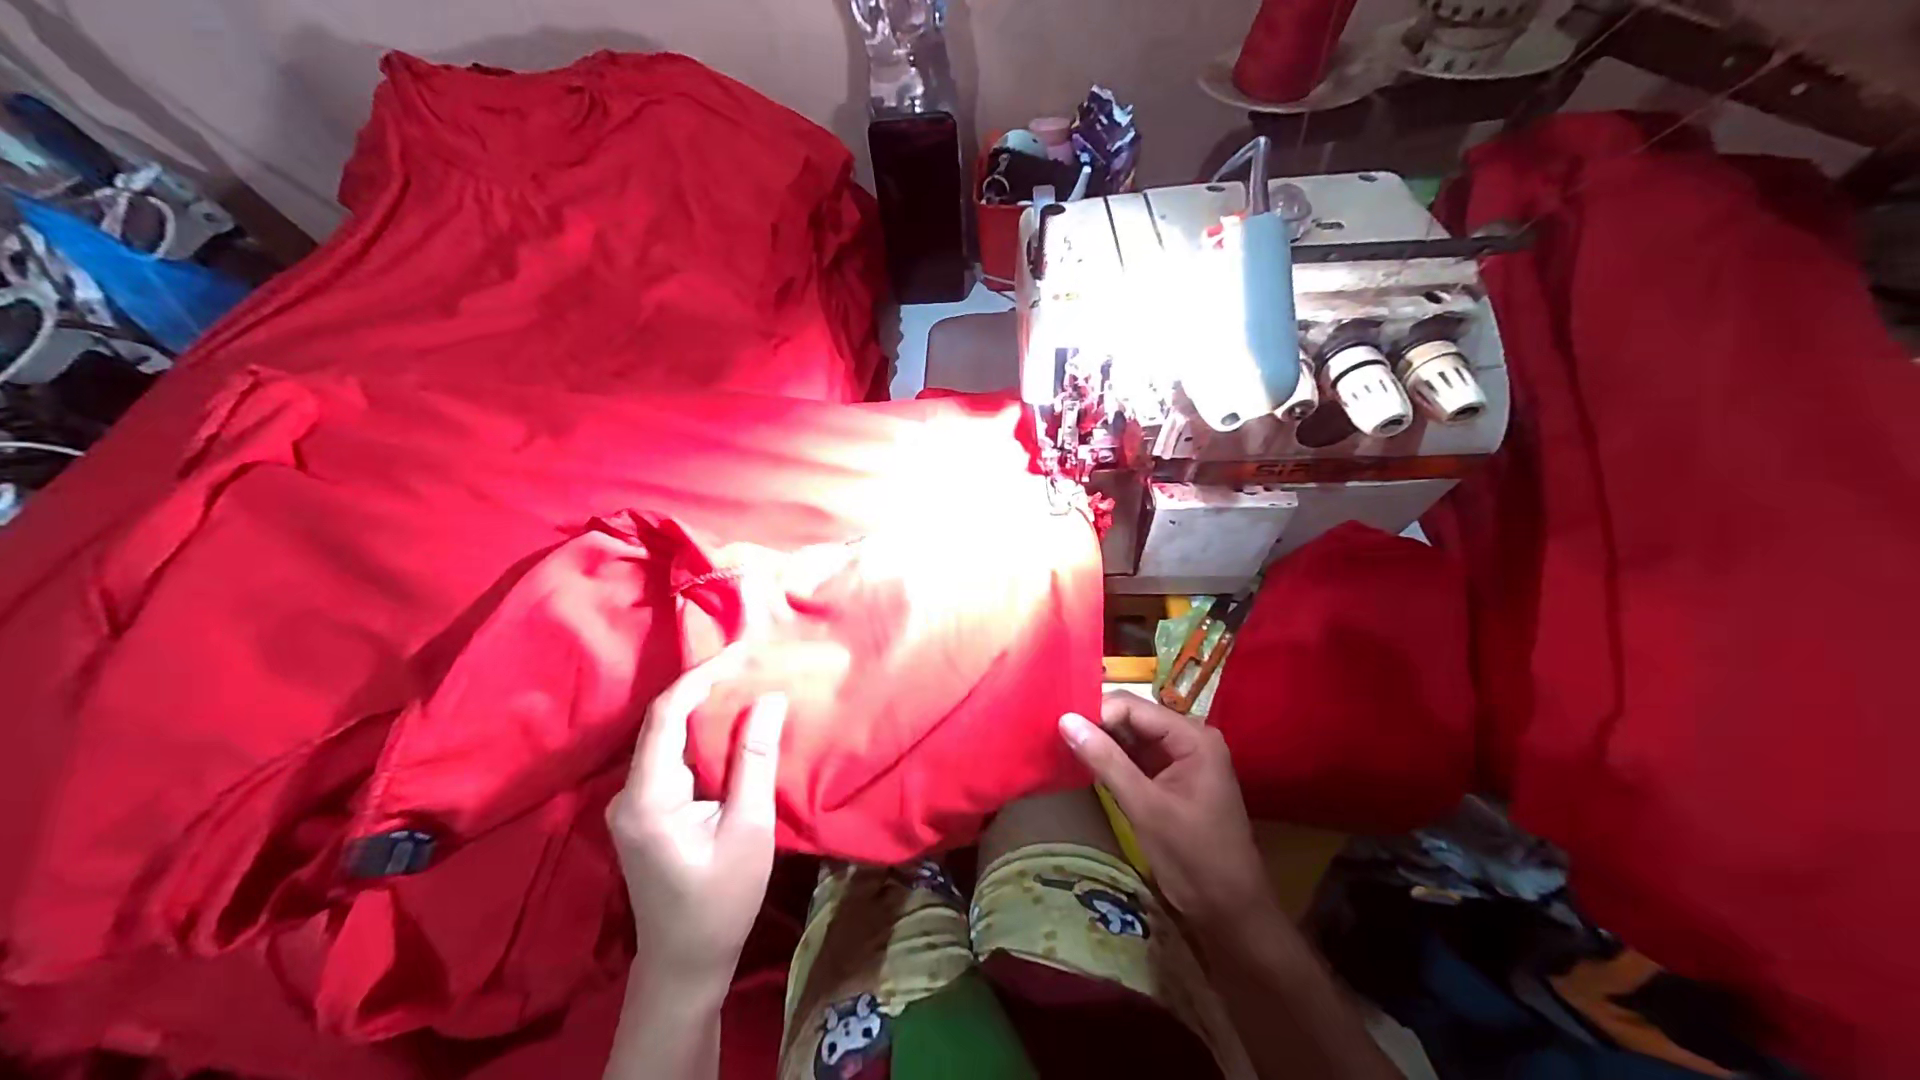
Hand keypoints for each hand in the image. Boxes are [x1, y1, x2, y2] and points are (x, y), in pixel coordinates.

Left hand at [607, 653, 787, 985]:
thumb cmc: (721, 900)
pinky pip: (670, 758)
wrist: (684, 962)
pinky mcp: (644, 811)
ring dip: (704, 710)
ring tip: (746, 685)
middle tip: (750, 663)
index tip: (741, 654)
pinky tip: (729, 727)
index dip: (701, 677)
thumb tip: (769, 700)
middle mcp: (628, 793)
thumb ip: (754, 761)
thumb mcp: (748, 828)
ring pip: (667, 739)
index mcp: (647, 796)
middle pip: (663, 722)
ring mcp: (631, 804)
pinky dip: (700, 736)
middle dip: (706, 687)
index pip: (667, 715)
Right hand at [1059, 692, 1271, 929]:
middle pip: (1132, 716)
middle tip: (1057, 736)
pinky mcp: (1172, 776)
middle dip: (1097, 725)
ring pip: (1131, 735)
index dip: (1096, 713)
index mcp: (1193, 737)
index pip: (1134, 707)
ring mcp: (1182, 757)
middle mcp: (1190, 737)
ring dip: (1102, 741)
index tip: (1061, 728)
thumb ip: (1106, 760)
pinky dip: (1113, 759)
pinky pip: (1136, 755)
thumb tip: (1065, 720)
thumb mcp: (1145, 806)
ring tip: (1064, 746)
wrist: (1230, 910)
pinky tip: (1086, 763)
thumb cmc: (1194, 857)